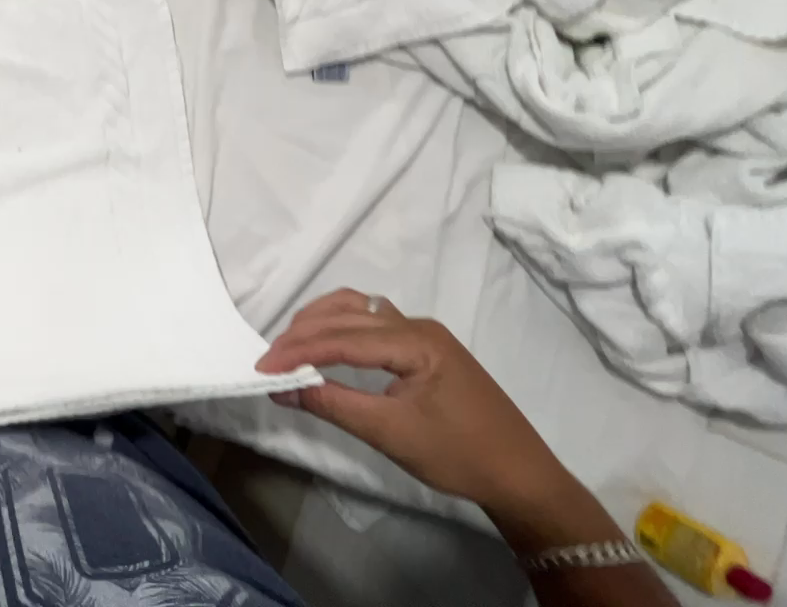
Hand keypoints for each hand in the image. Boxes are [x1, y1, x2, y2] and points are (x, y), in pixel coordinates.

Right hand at [255, 290, 573, 516]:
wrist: (523, 478)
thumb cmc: (460, 456)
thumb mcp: (390, 434)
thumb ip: (332, 405)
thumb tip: (281, 388)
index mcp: (416, 342)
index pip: (341, 338)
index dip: (297, 351)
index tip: (263, 368)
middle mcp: (417, 325)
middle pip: (345, 315)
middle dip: (302, 335)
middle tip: (270, 361)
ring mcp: (422, 332)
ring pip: (357, 309)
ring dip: (319, 322)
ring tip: (290, 347)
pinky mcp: (423, 344)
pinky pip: (371, 320)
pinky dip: (339, 324)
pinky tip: (325, 342)